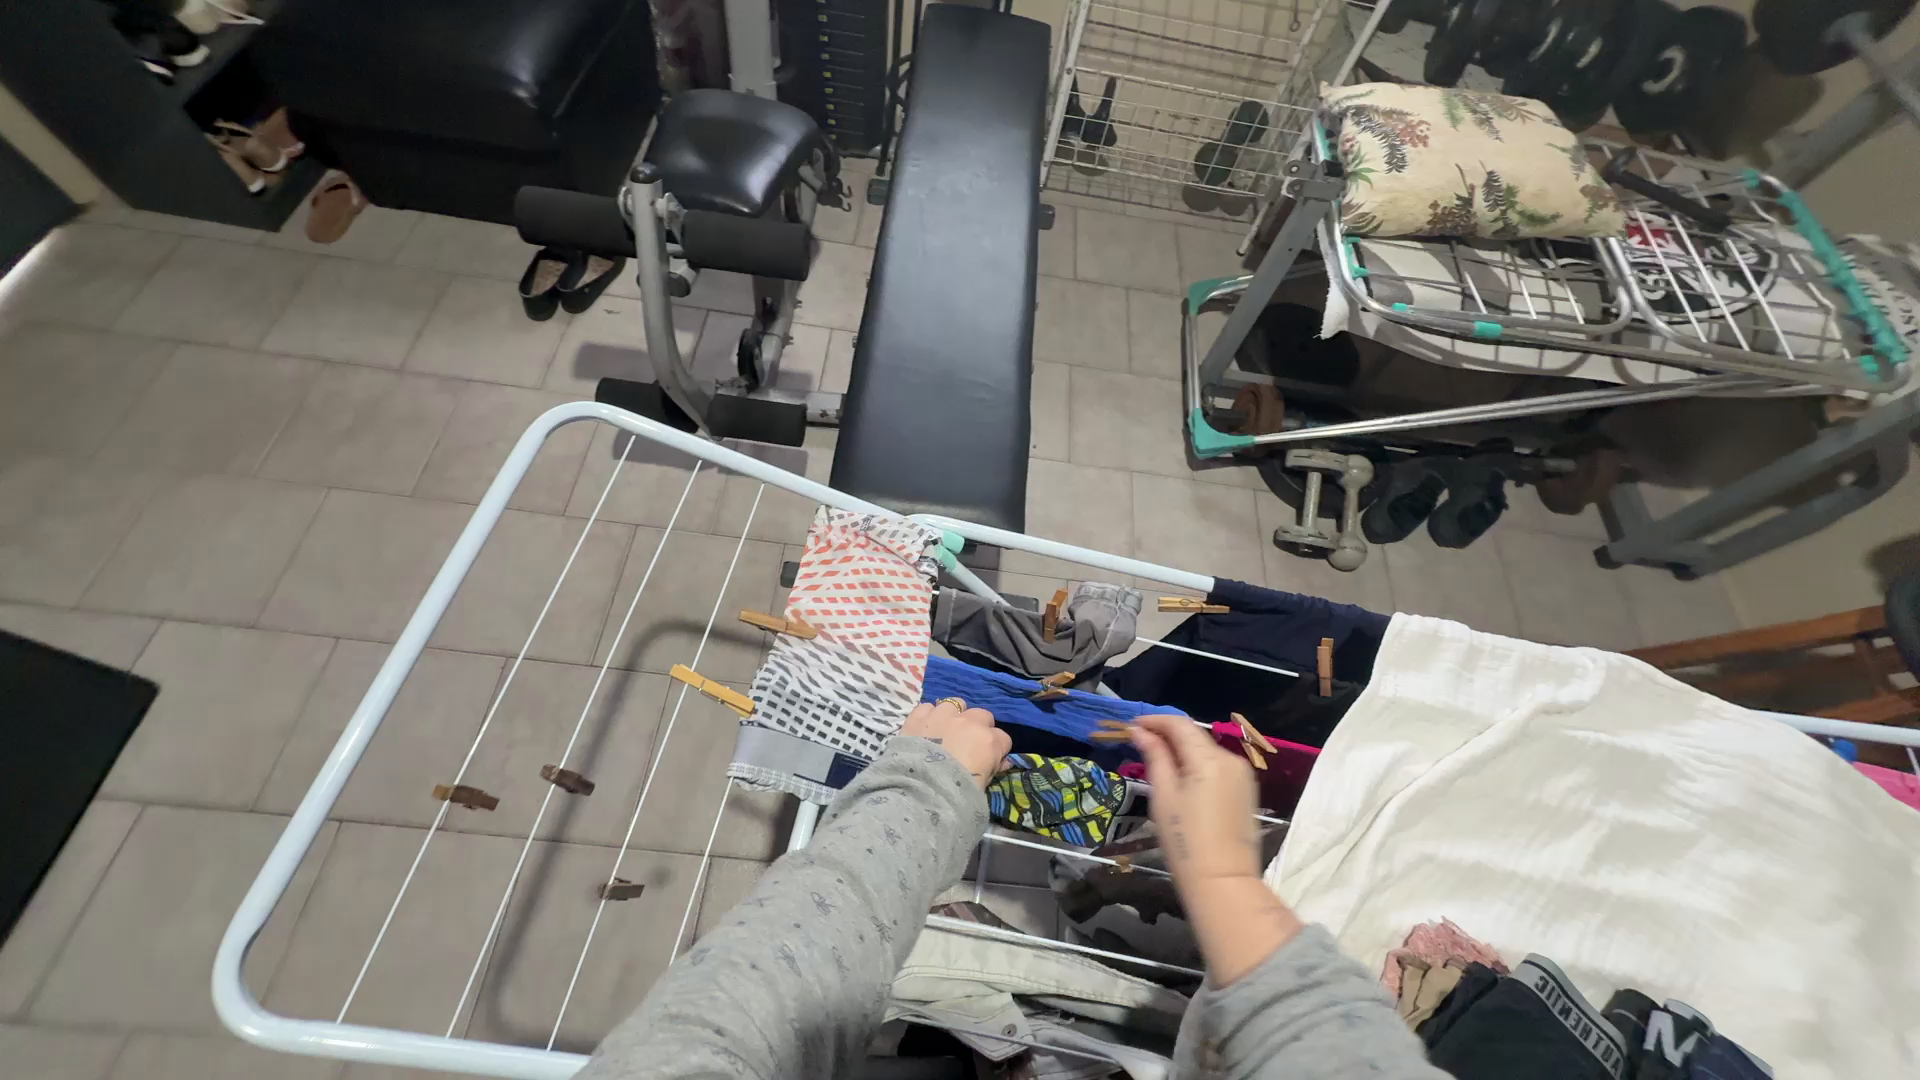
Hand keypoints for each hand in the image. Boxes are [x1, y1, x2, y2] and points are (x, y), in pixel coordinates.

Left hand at [900, 699, 1010, 789]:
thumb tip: (1003, 761)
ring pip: (956, 704)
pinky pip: (929, 707)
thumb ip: (994, 768)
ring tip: (945, 730)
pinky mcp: (920, 715)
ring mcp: (944, 714)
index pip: (1003, 739)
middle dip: (979, 727)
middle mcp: (970, 722)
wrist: (919, 790)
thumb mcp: (982, 786)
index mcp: (989, 741)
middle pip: (983, 715)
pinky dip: (929, 715)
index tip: (989, 759)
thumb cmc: (956, 794)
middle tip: (968, 742)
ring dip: (954, 715)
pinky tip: (925, 728)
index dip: (996, 749)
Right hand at [1133, 715, 1299, 985]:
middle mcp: (1230, 758)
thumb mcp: (1163, 795)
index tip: (1131, 726)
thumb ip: (1154, 756)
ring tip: (1157, 759)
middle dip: (1167, 734)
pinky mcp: (1246, 789)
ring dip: (1182, 748)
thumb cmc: (1185, 840)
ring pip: (1206, 749)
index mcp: (1208, 758)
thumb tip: (1139, 731)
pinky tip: (1181, 775)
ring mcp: (1242, 774)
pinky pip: (1217, 765)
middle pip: (1194, 734)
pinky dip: (1197, 763)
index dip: (1154, 720)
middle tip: (1140, 741)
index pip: (1179, 724)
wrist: (1223, 881)